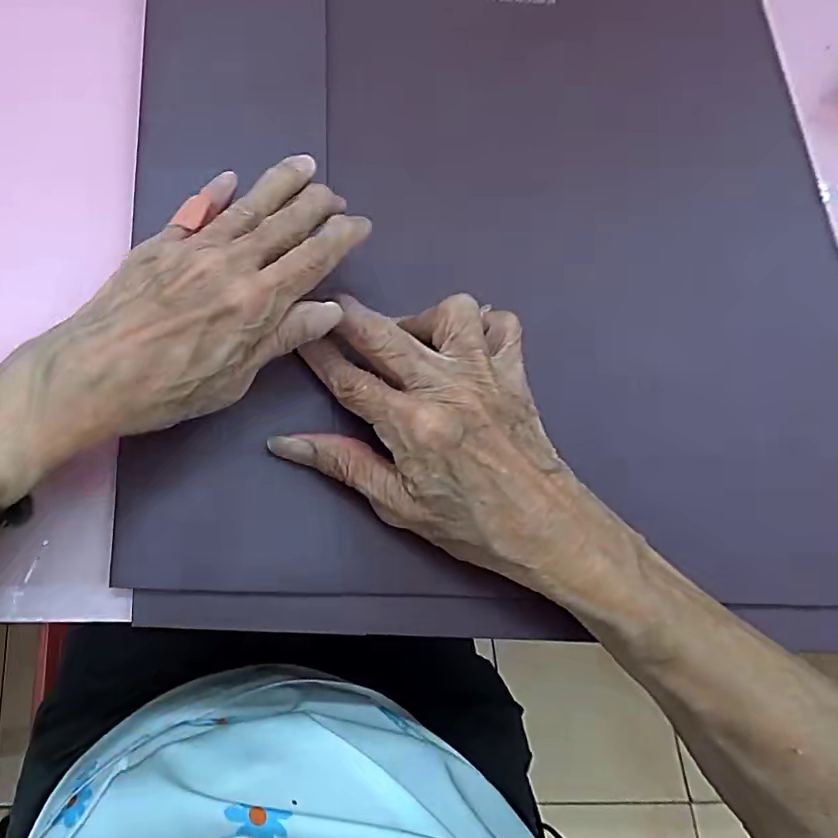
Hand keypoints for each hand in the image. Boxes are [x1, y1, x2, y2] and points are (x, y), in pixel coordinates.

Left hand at [0, 155, 370, 507]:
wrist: (92, 371)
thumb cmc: (165, 390)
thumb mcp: (232, 380)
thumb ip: (278, 339)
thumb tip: (328, 309)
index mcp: (258, 301)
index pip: (312, 258)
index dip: (340, 237)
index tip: (359, 223)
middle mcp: (232, 263)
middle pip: (285, 223)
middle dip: (316, 204)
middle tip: (334, 194)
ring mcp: (193, 248)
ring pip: (247, 206)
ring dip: (279, 183)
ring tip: (303, 165)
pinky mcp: (159, 244)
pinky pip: (195, 211)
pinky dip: (216, 193)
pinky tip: (230, 179)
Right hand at [269, 293, 636, 597]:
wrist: (553, 531)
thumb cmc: (470, 525)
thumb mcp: (395, 503)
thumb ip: (342, 463)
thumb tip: (285, 444)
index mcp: (412, 425)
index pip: (350, 379)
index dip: (317, 354)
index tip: (295, 332)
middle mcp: (447, 389)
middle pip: (386, 334)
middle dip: (349, 314)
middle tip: (327, 305)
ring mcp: (485, 376)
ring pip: (450, 312)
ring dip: (418, 317)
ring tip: (405, 339)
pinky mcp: (515, 375)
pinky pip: (502, 324)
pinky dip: (479, 323)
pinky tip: (460, 344)